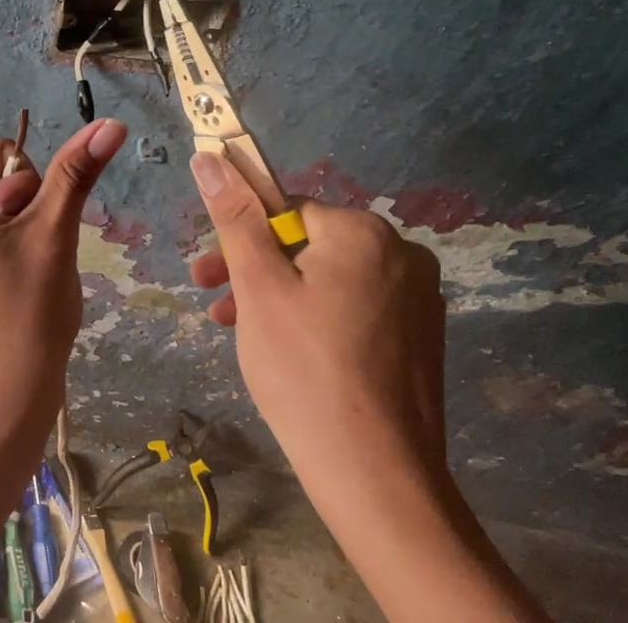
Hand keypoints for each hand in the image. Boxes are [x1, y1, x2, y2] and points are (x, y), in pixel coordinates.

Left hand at [0, 118, 127, 441]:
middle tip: (33, 261)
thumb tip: (111, 121)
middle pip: (4, 181)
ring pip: (5, 213)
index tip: (35, 230)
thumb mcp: (54, 235)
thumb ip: (78, 173)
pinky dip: (17, 256)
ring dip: (31, 236)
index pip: (7, 153)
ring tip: (29, 279)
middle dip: (33, 212)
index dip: (35, 185)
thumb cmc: (25, 312)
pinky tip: (20, 290)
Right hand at [188, 151, 446, 482]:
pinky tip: (287, 351)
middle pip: (307, 244)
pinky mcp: (420, 338)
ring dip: (278, 296)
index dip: (240, 237)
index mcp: (364, 233)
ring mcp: (419, 299)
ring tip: (240, 332)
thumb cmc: (303, 367)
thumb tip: (211, 156)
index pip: (286, 210)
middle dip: (254, 269)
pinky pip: (353, 308)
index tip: (207, 274)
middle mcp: (403, 254)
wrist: (374, 472)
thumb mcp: (257, 285)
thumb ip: (235, 217)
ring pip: (327, 279)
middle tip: (215, 305)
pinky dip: (314, 318)